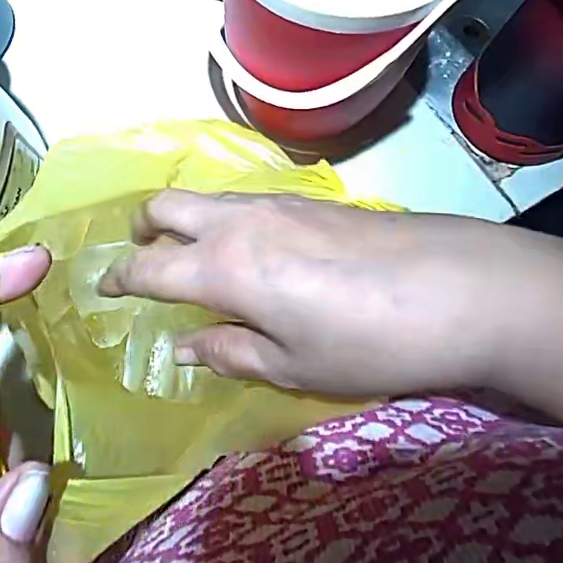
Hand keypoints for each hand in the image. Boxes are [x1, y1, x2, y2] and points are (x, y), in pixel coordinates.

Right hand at [98, 191, 541, 396]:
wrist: (458, 285)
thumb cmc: (369, 341)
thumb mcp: (295, 366)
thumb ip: (232, 351)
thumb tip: (187, 345)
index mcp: (224, 265)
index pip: (149, 265)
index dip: (119, 279)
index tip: (104, 291)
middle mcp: (243, 219)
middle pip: (169, 204)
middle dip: (145, 228)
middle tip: (146, 259)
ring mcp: (283, 201)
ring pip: (213, 196)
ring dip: (191, 218)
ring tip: (198, 256)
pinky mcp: (317, 198)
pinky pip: (252, 199)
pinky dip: (231, 217)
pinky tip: (255, 248)